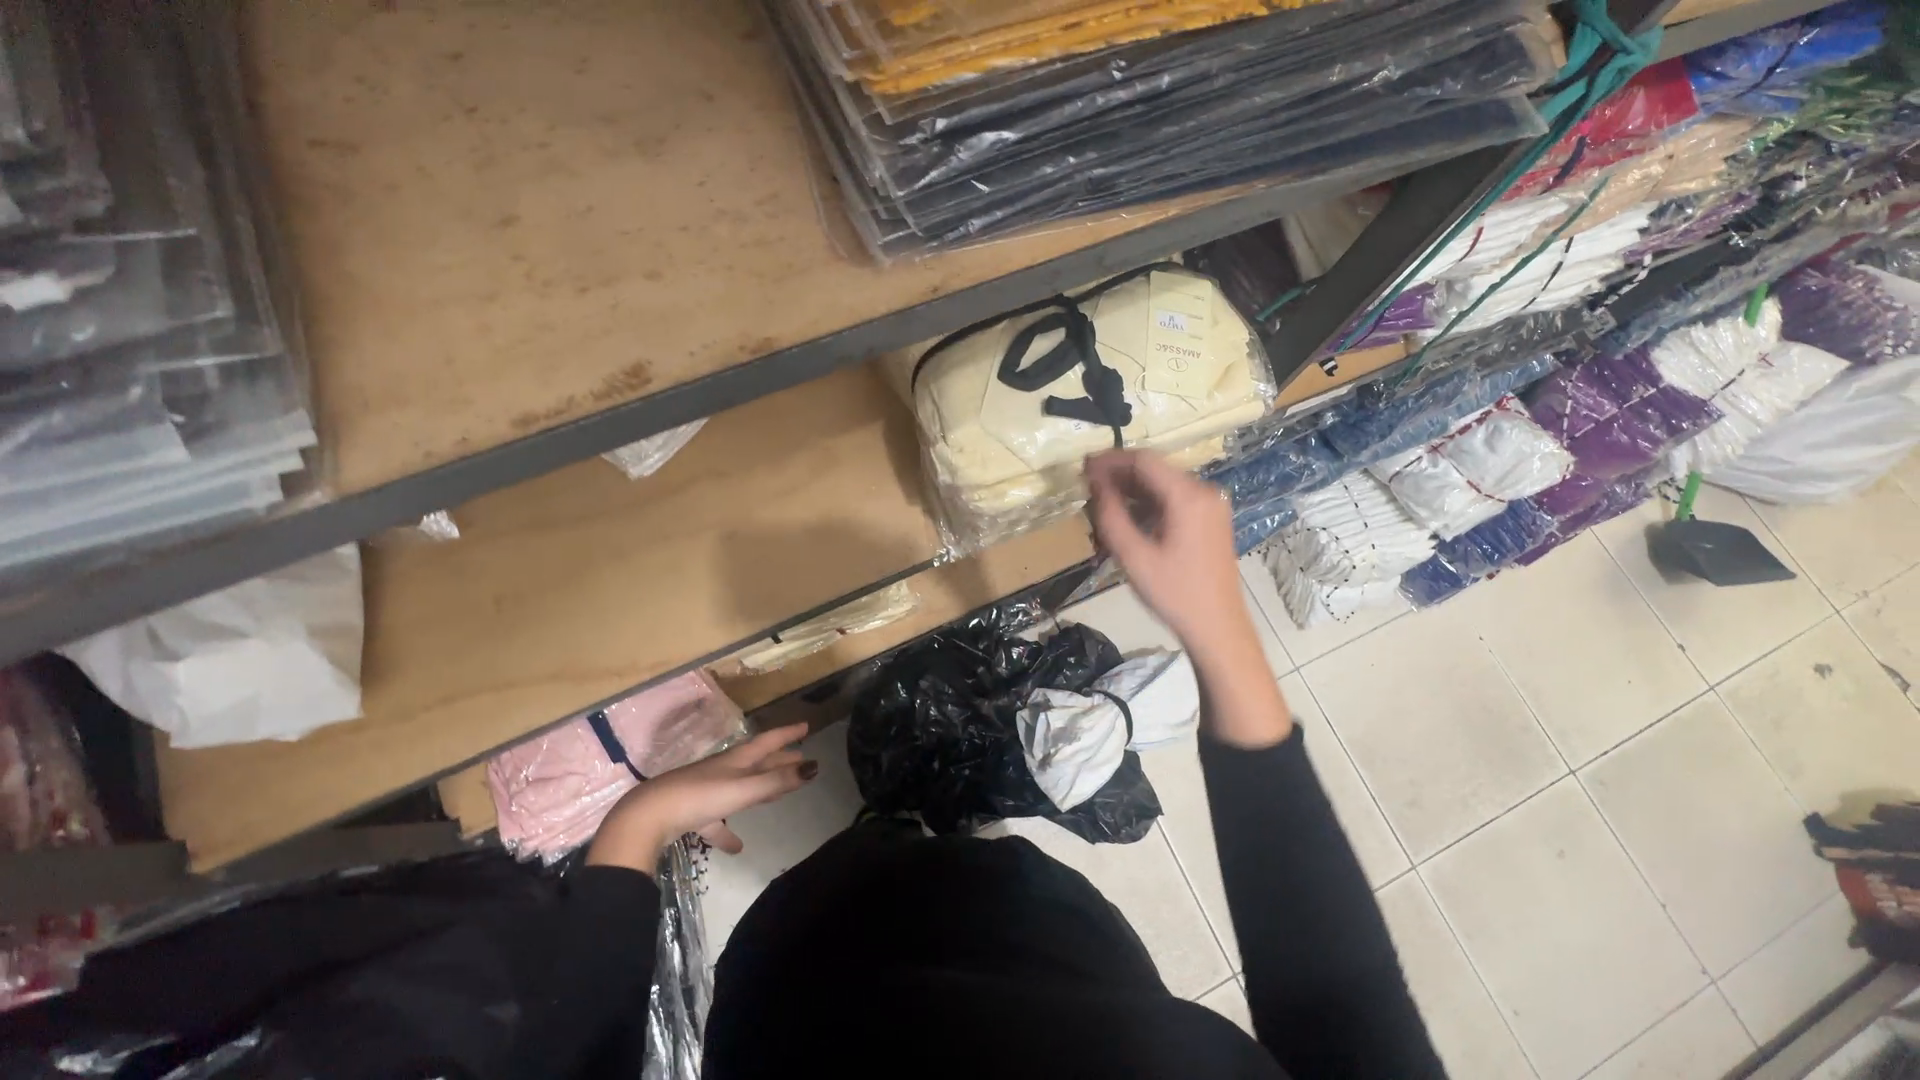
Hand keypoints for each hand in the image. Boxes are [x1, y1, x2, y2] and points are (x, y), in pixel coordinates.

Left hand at [585, 722, 818, 874]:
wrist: (648, 817)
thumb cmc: (698, 797)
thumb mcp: (743, 789)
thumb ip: (777, 781)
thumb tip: (813, 767)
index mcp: (736, 760)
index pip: (768, 741)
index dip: (787, 733)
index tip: (805, 725)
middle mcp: (723, 770)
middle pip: (757, 763)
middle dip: (780, 760)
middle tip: (801, 758)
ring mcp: (707, 791)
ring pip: (740, 788)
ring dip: (760, 790)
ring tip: (778, 795)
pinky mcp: (692, 814)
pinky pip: (717, 821)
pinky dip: (728, 832)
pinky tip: (737, 847)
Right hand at [1086, 450, 1291, 748]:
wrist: (1218, 628)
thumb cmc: (1174, 593)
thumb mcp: (1133, 556)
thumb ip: (1110, 515)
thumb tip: (1094, 485)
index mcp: (1188, 496)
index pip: (1143, 461)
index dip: (1109, 461)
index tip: (1081, 468)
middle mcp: (1204, 492)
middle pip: (1154, 471)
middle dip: (1118, 478)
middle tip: (1086, 490)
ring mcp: (1211, 507)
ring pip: (1162, 487)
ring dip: (1131, 494)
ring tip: (1100, 510)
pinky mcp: (1210, 521)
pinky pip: (1174, 502)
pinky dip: (1148, 507)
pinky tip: (1126, 522)